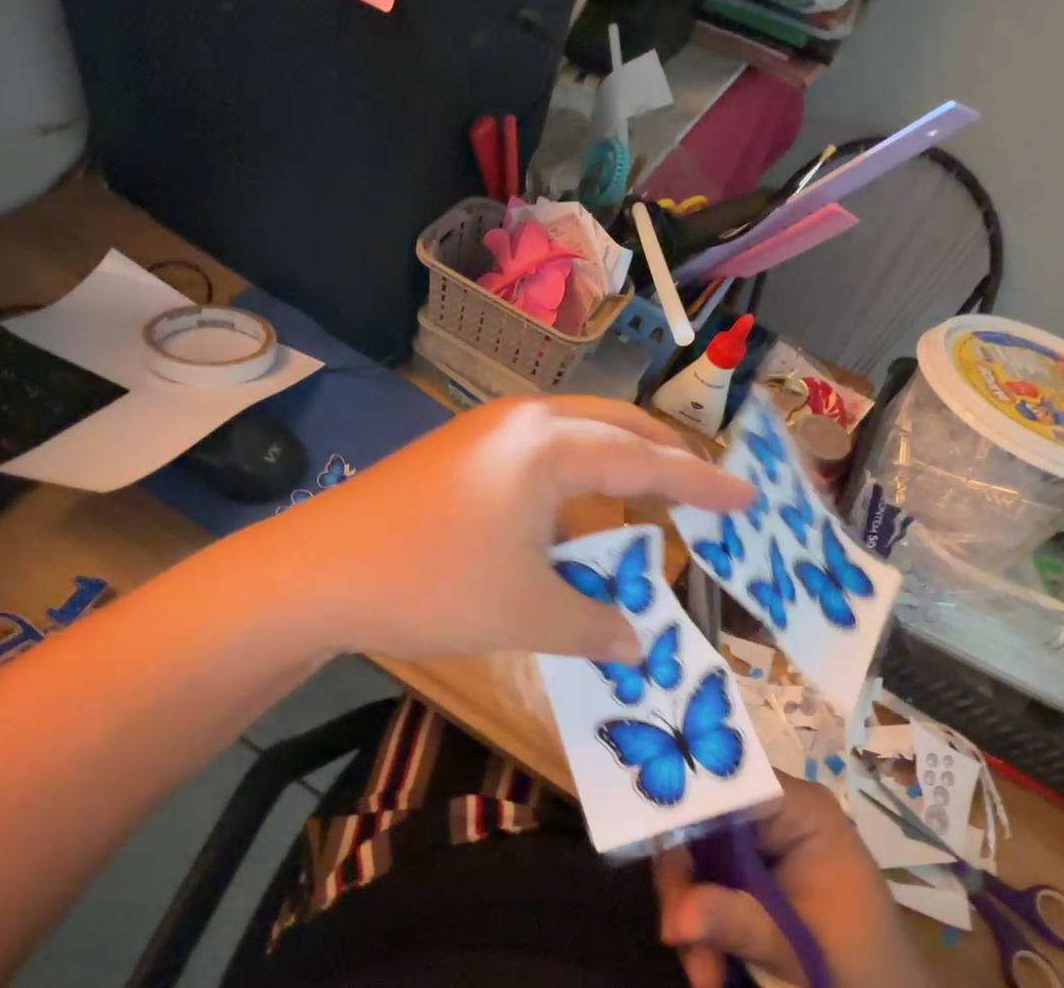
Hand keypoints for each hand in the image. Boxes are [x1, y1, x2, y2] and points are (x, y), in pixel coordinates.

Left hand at [237, 396, 749, 661]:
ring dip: (612, 469)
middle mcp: (521, 422)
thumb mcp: (527, 611)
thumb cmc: (431, 584)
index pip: (647, 460)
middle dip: (662, 458)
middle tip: (700, 493)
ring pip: (572, 439)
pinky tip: (568, 523)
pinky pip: (536, 457)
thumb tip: (635, 641)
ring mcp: (482, 432)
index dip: (702, 484)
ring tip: (641, 508)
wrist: (315, 572)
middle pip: (614, 428)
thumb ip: (595, 623)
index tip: (749, 497)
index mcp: (550, 445)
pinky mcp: (455, 454)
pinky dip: (569, 484)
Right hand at [654, 781, 932, 987]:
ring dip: (689, 914)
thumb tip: (675, 915)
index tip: (654, 851)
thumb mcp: (797, 949)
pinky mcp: (752, 870)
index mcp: (799, 808)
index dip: (682, 808)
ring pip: (696, 855)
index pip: (725, 784)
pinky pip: (708, 880)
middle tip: (676, 936)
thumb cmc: (862, 969)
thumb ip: (738, 925)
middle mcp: (776, 810)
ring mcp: (762, 840)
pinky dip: (701, 923)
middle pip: (701, 821)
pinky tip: (709, 967)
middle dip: (685, 883)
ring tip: (702, 973)